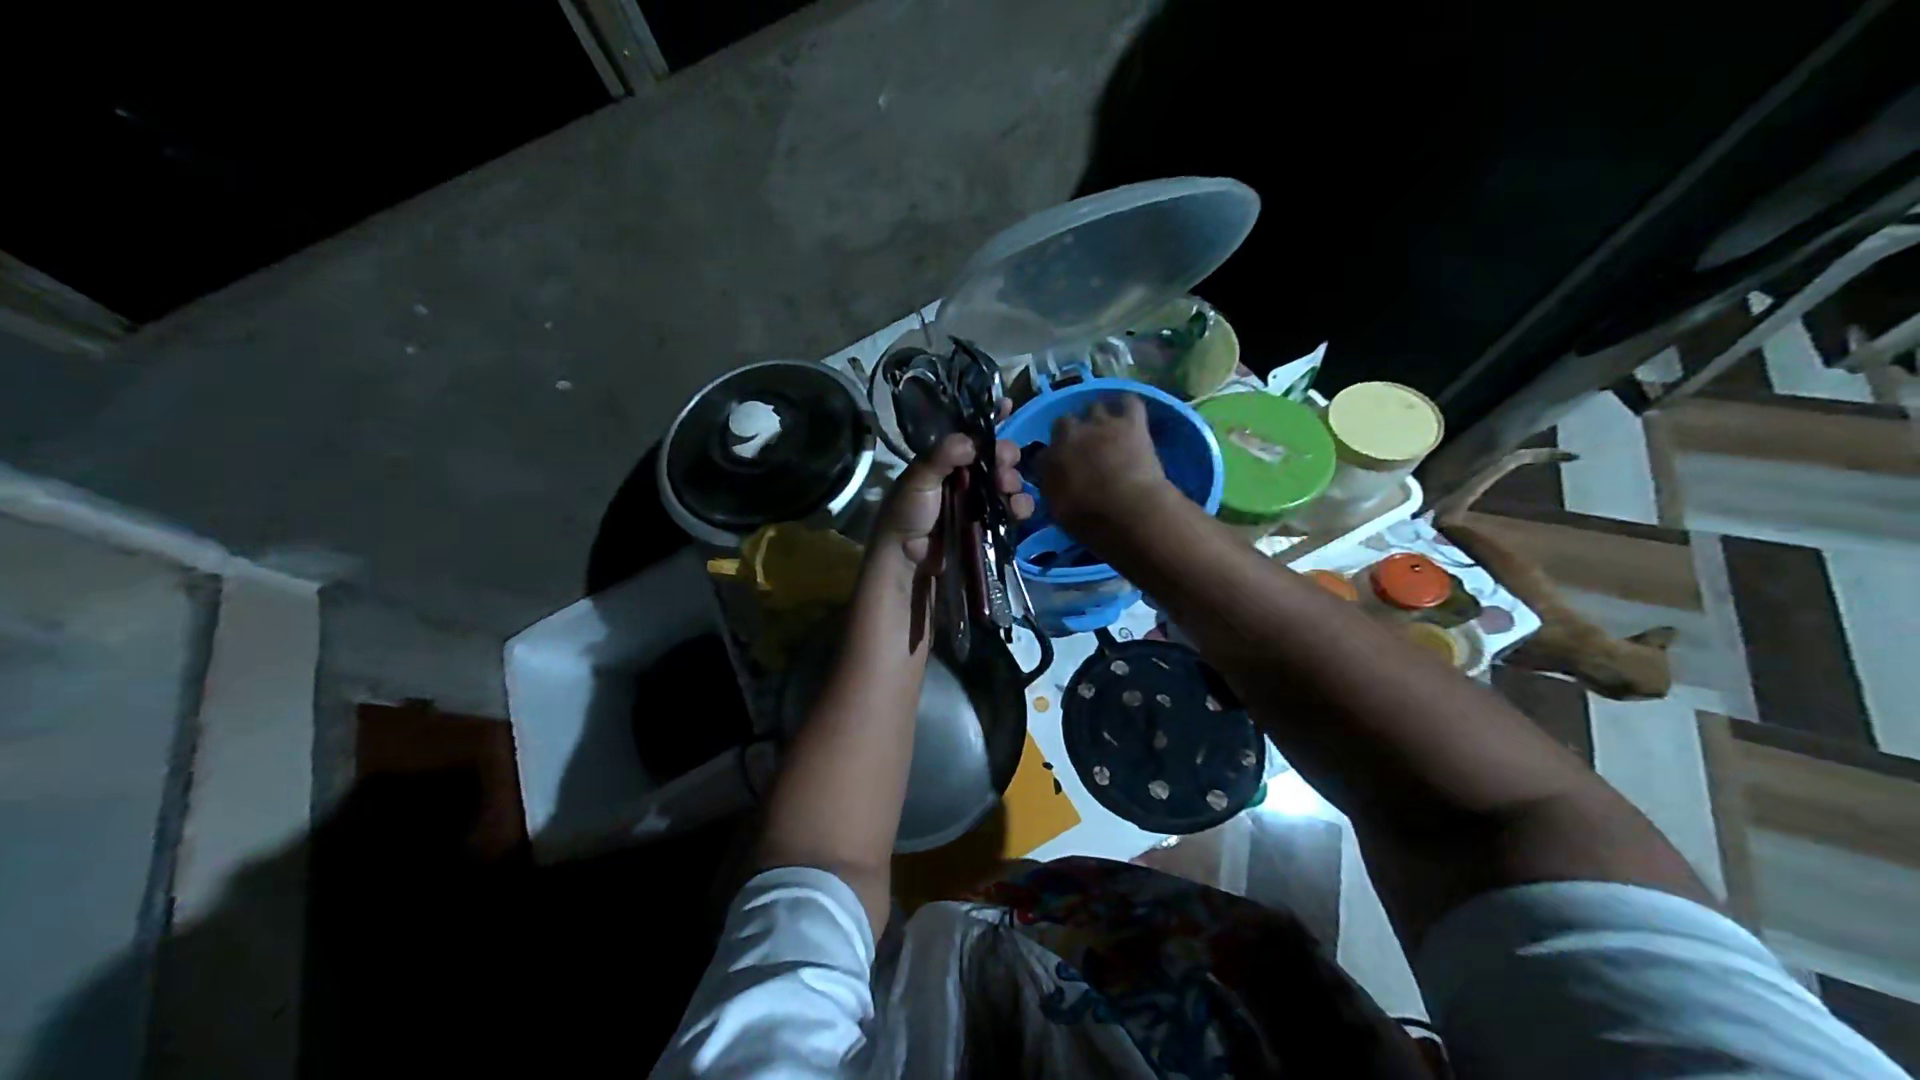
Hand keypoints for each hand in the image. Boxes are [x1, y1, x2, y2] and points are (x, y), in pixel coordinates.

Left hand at [872, 432, 1032, 569]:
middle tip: (1003, 463)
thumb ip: (942, 456)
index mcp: (947, 460)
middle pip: (997, 458)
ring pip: (1008, 483)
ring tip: (1008, 489)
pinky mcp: (989, 525)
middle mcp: (966, 477)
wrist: (906, 558)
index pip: (973, 434)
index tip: (1008, 406)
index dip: (992, 420)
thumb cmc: (907, 512)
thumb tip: (972, 441)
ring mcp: (979, 502)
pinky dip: (1020, 506)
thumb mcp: (918, 478)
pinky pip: (1012, 510)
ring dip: (1015, 482)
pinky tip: (1018, 509)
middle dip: (1006, 456)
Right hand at [1040, 393, 1173, 534]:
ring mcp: (1100, 424)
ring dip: (1099, 419)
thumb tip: (1056, 485)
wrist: (1129, 513)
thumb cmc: (1091, 522)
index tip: (1062, 470)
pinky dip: (1128, 407)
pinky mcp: (1131, 421)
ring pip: (1094, 408)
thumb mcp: (1058, 512)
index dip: (1053, 459)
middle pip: (1064, 422)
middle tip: (1086, 449)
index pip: (1042, 453)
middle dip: (1073, 433)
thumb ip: (1053, 491)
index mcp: (1048, 461)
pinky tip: (1131, 417)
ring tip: (1109, 432)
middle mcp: (1069, 435)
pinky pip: (1129, 402)